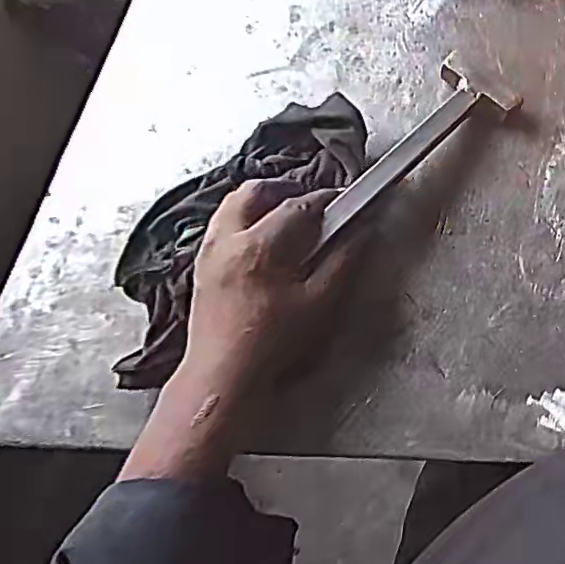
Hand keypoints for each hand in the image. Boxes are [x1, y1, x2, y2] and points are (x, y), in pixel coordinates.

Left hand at [120, 179, 357, 479]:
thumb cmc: (272, 343)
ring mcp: (210, 251)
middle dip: (286, 188)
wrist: (223, 374)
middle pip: (255, 190)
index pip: (299, 205)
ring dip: (262, 200)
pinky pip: (223, 224)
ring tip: (288, 216)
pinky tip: (263, 240)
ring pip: (233, 203)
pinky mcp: (202, 265)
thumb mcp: (319, 303)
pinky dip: (245, 218)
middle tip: (312, 202)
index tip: (344, 200)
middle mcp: (229, 239)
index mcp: (260, 246)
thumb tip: (362, 232)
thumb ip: (343, 261)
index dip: (326, 199)